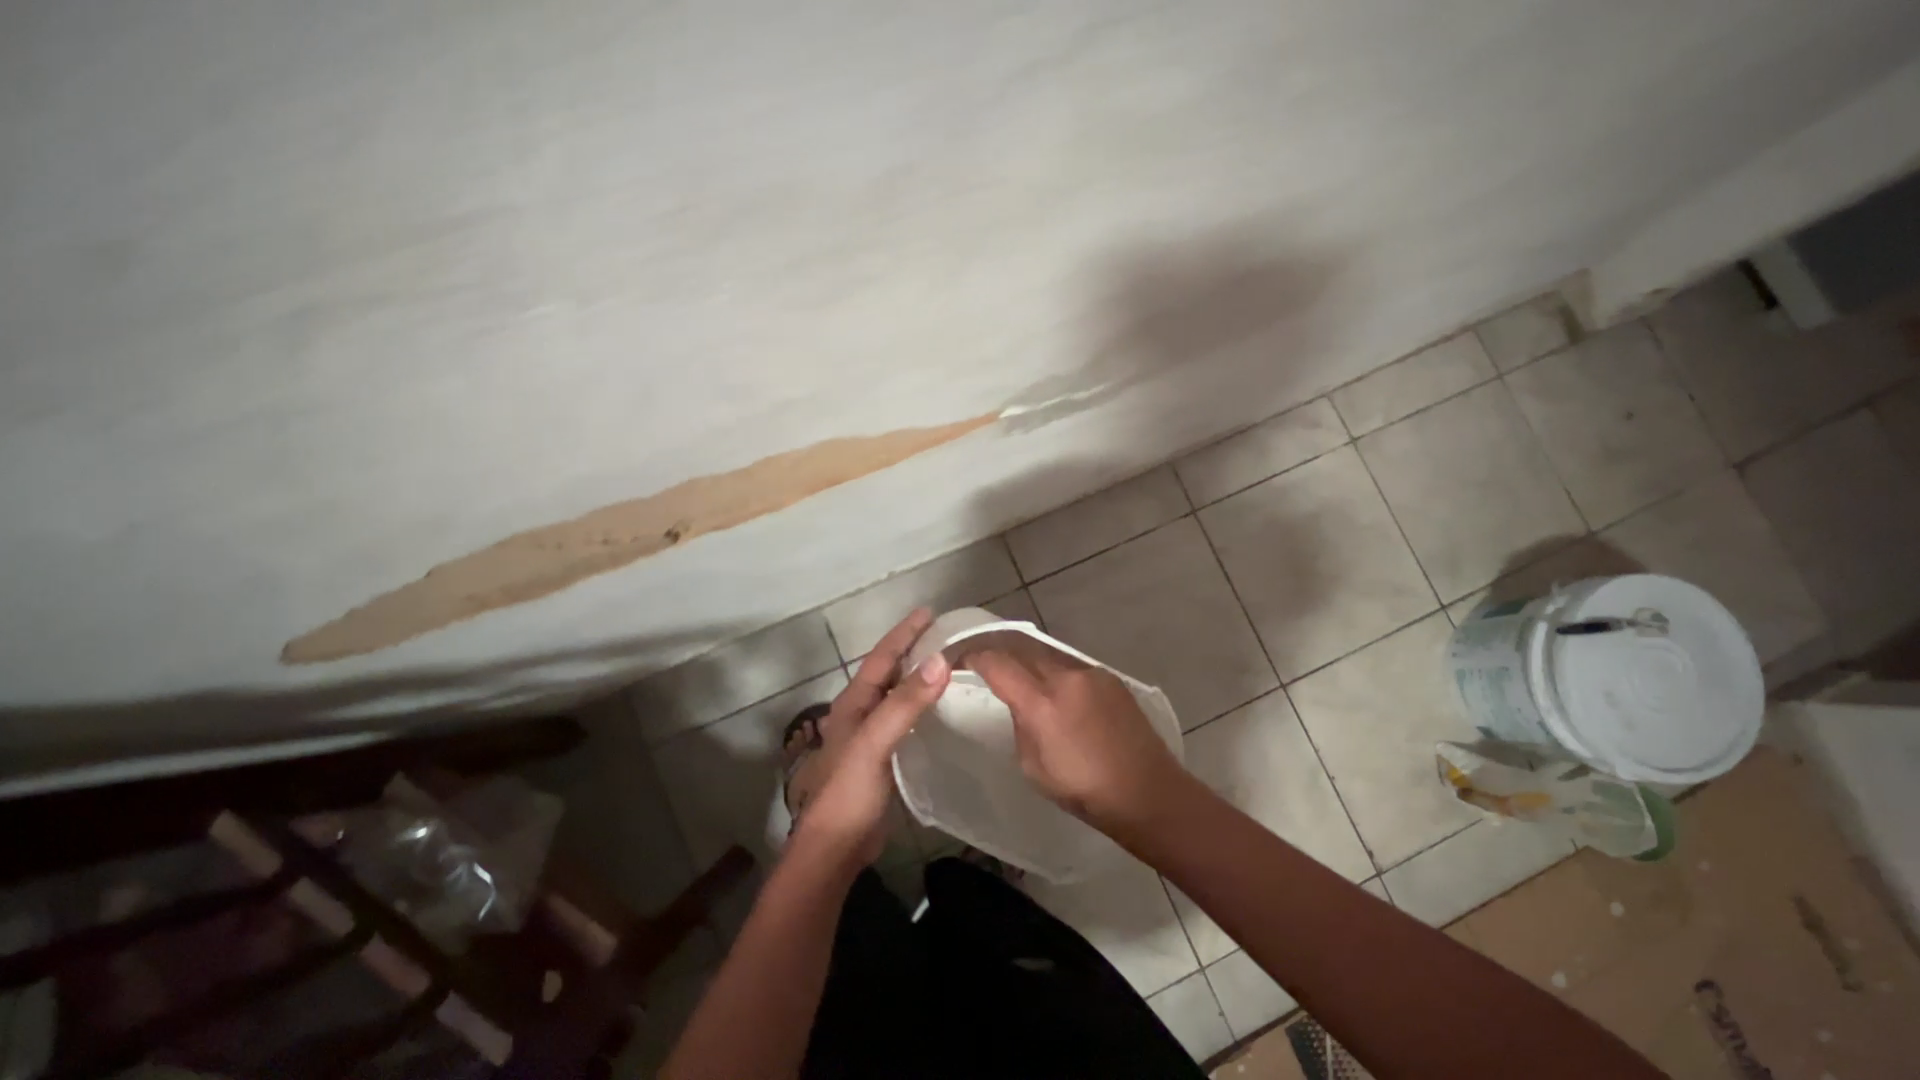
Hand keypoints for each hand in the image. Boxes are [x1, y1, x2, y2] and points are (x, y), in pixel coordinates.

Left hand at [787, 608, 950, 867]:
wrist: (836, 846)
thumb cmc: (849, 791)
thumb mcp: (876, 742)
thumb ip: (905, 703)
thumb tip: (940, 660)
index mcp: (853, 704)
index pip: (882, 658)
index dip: (904, 633)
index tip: (930, 612)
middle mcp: (861, 714)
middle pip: (890, 673)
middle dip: (914, 650)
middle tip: (948, 635)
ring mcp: (872, 738)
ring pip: (899, 697)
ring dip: (920, 678)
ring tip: (951, 665)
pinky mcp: (885, 759)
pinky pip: (907, 722)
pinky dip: (924, 709)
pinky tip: (943, 712)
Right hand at [962, 634, 1186, 828]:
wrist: (1146, 791)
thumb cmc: (1083, 790)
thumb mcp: (1033, 766)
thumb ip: (1020, 725)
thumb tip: (1020, 705)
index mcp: (1041, 703)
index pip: (997, 664)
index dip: (973, 657)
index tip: (959, 659)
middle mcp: (1066, 677)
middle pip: (1021, 648)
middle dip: (997, 649)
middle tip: (980, 657)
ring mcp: (1091, 674)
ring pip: (1048, 654)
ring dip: (1027, 658)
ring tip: (1015, 671)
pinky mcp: (1111, 679)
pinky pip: (1071, 666)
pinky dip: (1054, 671)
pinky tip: (1054, 690)